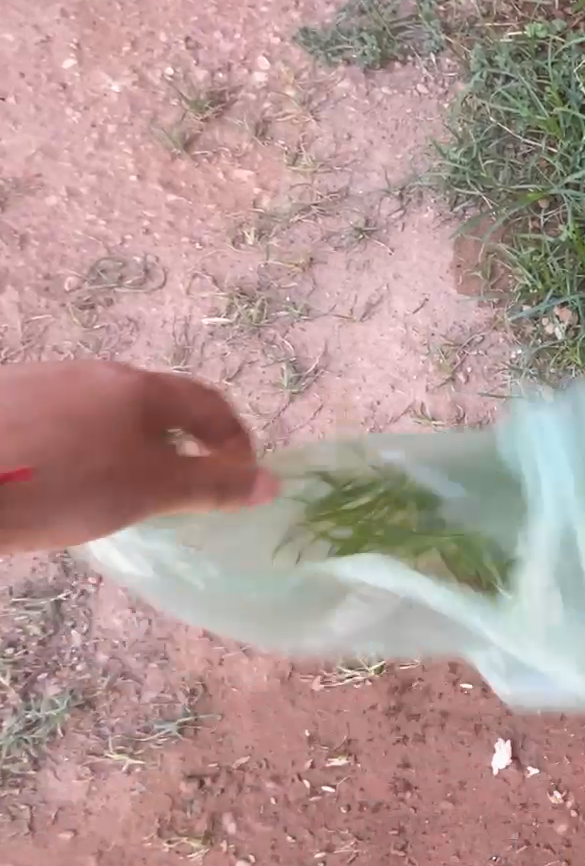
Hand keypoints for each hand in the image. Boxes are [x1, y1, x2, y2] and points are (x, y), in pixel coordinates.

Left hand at [0, 361, 277, 553]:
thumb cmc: (62, 483)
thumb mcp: (153, 492)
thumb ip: (218, 486)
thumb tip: (272, 483)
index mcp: (139, 387)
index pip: (211, 405)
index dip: (236, 440)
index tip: (240, 476)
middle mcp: (90, 373)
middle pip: (155, 405)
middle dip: (180, 442)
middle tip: (182, 483)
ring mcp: (30, 382)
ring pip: (101, 412)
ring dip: (124, 444)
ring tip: (115, 485)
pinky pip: (52, 421)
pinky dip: (72, 447)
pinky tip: (54, 479)